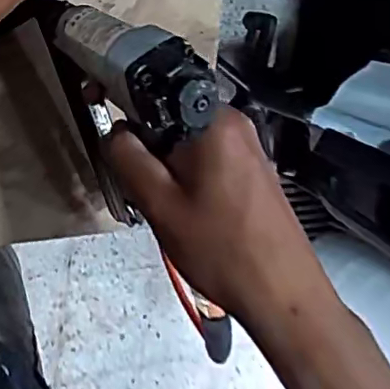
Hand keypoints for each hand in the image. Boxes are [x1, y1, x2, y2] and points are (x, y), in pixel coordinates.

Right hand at [105, 107, 335, 323]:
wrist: (286, 298)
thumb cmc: (223, 251)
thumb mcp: (160, 205)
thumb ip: (128, 157)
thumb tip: (114, 131)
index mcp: (213, 119)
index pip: (155, 90)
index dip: (123, 101)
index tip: (103, 119)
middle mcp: (234, 122)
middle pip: (171, 115)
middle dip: (148, 144)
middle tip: (139, 184)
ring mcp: (248, 145)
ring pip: (187, 138)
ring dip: (167, 163)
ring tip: (166, 205)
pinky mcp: (254, 167)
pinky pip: (207, 155)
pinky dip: (188, 174)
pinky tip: (190, 211)